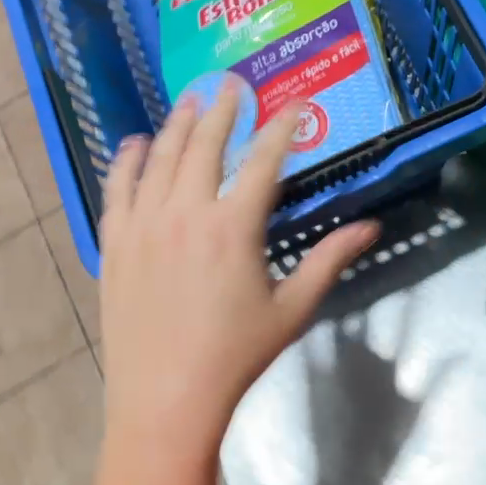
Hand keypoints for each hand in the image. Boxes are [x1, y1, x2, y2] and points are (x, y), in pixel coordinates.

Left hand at [95, 89, 380, 446]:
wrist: (165, 398)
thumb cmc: (236, 356)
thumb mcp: (292, 309)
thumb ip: (329, 261)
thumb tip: (370, 227)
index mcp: (234, 226)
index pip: (262, 161)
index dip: (281, 128)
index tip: (293, 105)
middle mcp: (186, 212)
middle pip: (205, 145)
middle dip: (223, 111)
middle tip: (233, 86)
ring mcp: (144, 224)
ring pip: (160, 158)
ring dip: (177, 124)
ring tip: (192, 100)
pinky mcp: (115, 242)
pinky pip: (119, 187)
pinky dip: (128, 159)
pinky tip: (136, 142)